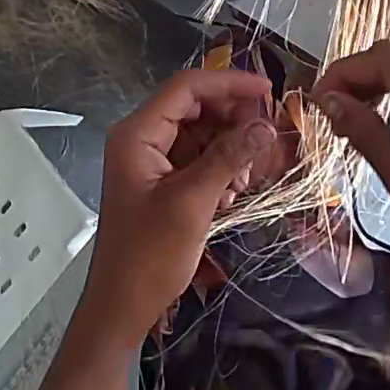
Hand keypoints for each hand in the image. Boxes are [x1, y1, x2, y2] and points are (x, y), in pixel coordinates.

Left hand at [79, 69, 275, 349]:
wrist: (122, 306)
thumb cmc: (149, 256)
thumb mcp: (192, 202)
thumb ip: (228, 158)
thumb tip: (265, 125)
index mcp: (137, 133)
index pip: (186, 88)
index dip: (228, 83)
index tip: (267, 90)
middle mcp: (142, 137)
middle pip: (195, 107)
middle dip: (232, 119)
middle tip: (266, 138)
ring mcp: (152, 159)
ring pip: (200, 133)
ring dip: (229, 148)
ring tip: (246, 178)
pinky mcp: (163, 180)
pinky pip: (198, 157)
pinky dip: (220, 167)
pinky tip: (232, 192)